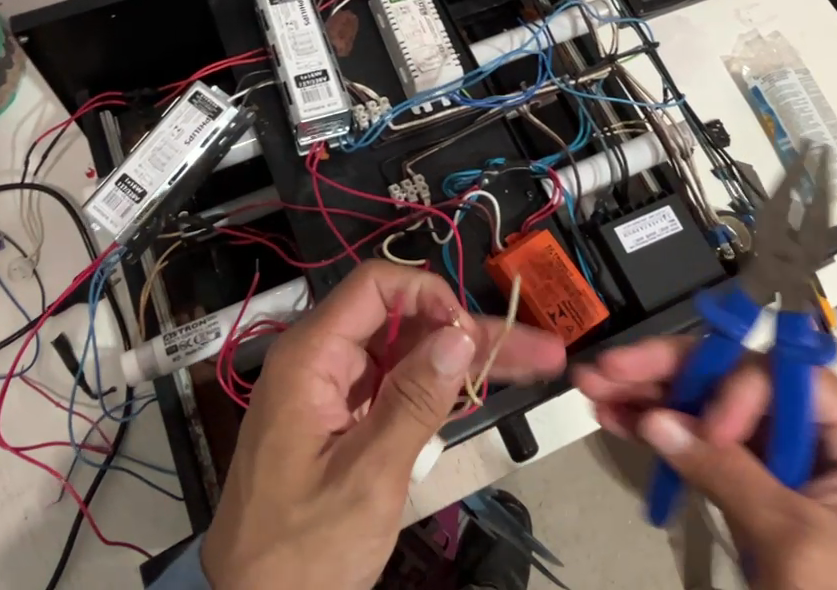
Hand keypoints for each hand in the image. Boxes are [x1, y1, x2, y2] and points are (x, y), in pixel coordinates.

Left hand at [201, 262, 565, 589]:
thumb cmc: (301, 548)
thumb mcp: (366, 477)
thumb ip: (414, 402)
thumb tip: (459, 335)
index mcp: (311, 358)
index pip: (375, 288)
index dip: (428, 295)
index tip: (470, 332)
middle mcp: (322, 363)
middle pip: (401, 323)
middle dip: (466, 332)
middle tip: (535, 348)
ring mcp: (334, 394)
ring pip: (405, 356)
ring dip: (463, 361)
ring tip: (531, 362)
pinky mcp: (345, 422)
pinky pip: (395, 390)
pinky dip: (437, 392)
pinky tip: (485, 388)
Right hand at [573, 339, 836, 589]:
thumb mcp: (797, 543)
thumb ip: (727, 473)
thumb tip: (654, 420)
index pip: (782, 373)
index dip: (732, 385)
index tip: (707, 432)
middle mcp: (821, 431)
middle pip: (734, 378)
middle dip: (668, 373)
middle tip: (605, 369)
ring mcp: (787, 459)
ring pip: (709, 406)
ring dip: (652, 397)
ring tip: (594, 388)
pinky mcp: (759, 486)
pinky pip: (704, 445)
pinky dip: (661, 433)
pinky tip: (616, 418)